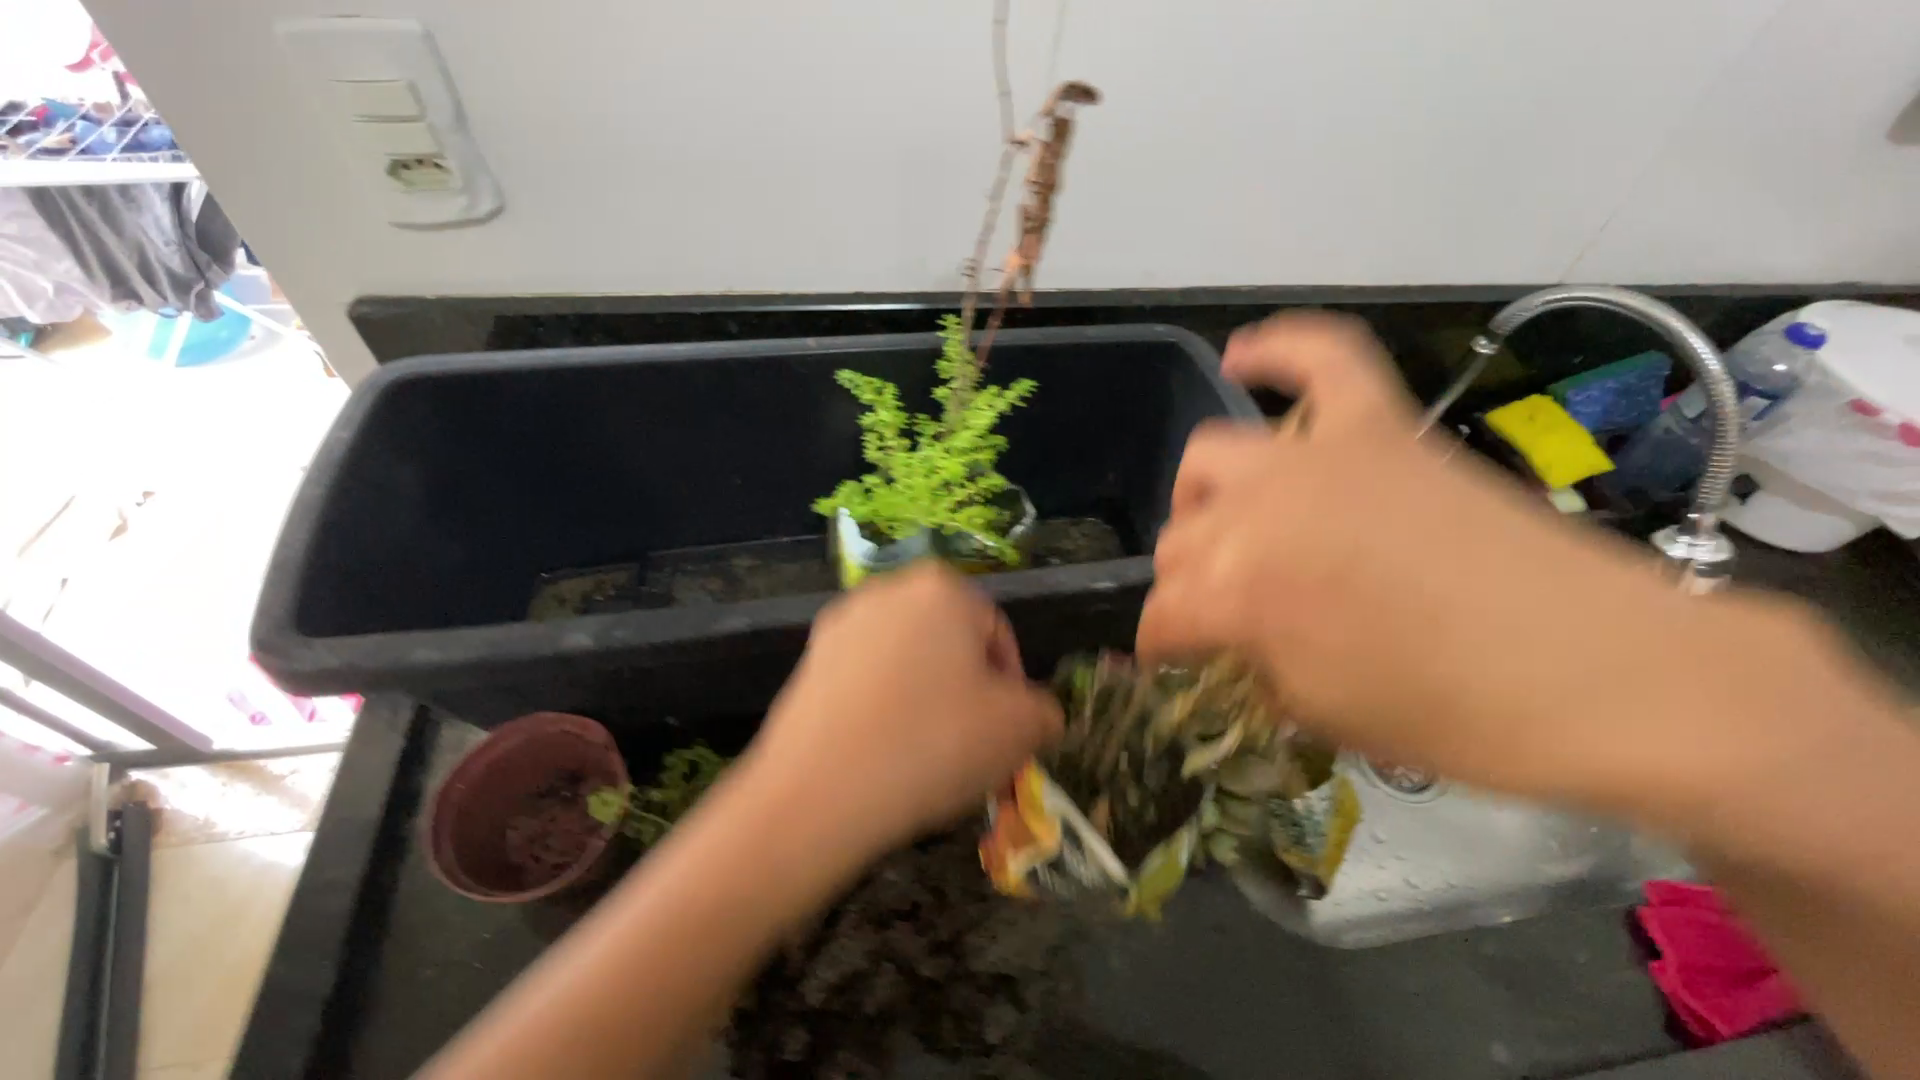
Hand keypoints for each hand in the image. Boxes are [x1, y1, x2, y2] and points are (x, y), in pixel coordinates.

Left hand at [747, 563, 1061, 854]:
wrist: (819, 793)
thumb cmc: (934, 743)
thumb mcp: (1021, 729)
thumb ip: (1044, 711)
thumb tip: (1036, 715)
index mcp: (941, 588)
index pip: (998, 633)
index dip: (1013, 688)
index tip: (1010, 735)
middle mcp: (886, 592)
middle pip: (949, 646)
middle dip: (968, 694)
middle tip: (975, 749)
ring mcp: (839, 628)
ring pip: (907, 667)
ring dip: (927, 706)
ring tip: (930, 761)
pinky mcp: (806, 667)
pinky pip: (866, 687)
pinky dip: (884, 715)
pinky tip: (886, 761)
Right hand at [1138, 311, 1805, 815]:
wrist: (1605, 675)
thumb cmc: (1457, 718)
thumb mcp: (1322, 714)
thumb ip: (1253, 664)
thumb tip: (1232, 642)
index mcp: (1238, 593)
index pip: (1162, 614)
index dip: (1162, 647)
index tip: (1175, 665)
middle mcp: (1258, 511)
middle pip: (1181, 539)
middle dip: (1188, 585)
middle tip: (1224, 617)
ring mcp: (1320, 457)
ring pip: (1213, 455)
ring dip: (1204, 497)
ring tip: (1232, 524)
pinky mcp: (1382, 425)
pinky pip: (1318, 358)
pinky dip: (1275, 351)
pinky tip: (1242, 358)